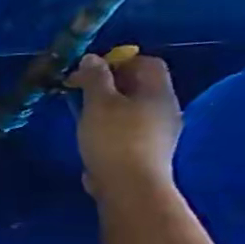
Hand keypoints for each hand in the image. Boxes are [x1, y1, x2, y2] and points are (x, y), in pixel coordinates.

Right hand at [66, 52, 181, 199]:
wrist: (129, 185)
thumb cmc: (114, 138)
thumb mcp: (99, 103)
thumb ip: (95, 78)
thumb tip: (92, 58)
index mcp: (158, 92)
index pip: (146, 62)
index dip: (118, 60)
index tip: (88, 71)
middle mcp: (165, 107)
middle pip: (140, 83)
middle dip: (110, 82)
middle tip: (79, 90)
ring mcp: (159, 130)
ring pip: (133, 105)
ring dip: (108, 102)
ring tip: (83, 111)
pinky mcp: (148, 148)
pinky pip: (130, 124)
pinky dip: (112, 121)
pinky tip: (94, 132)